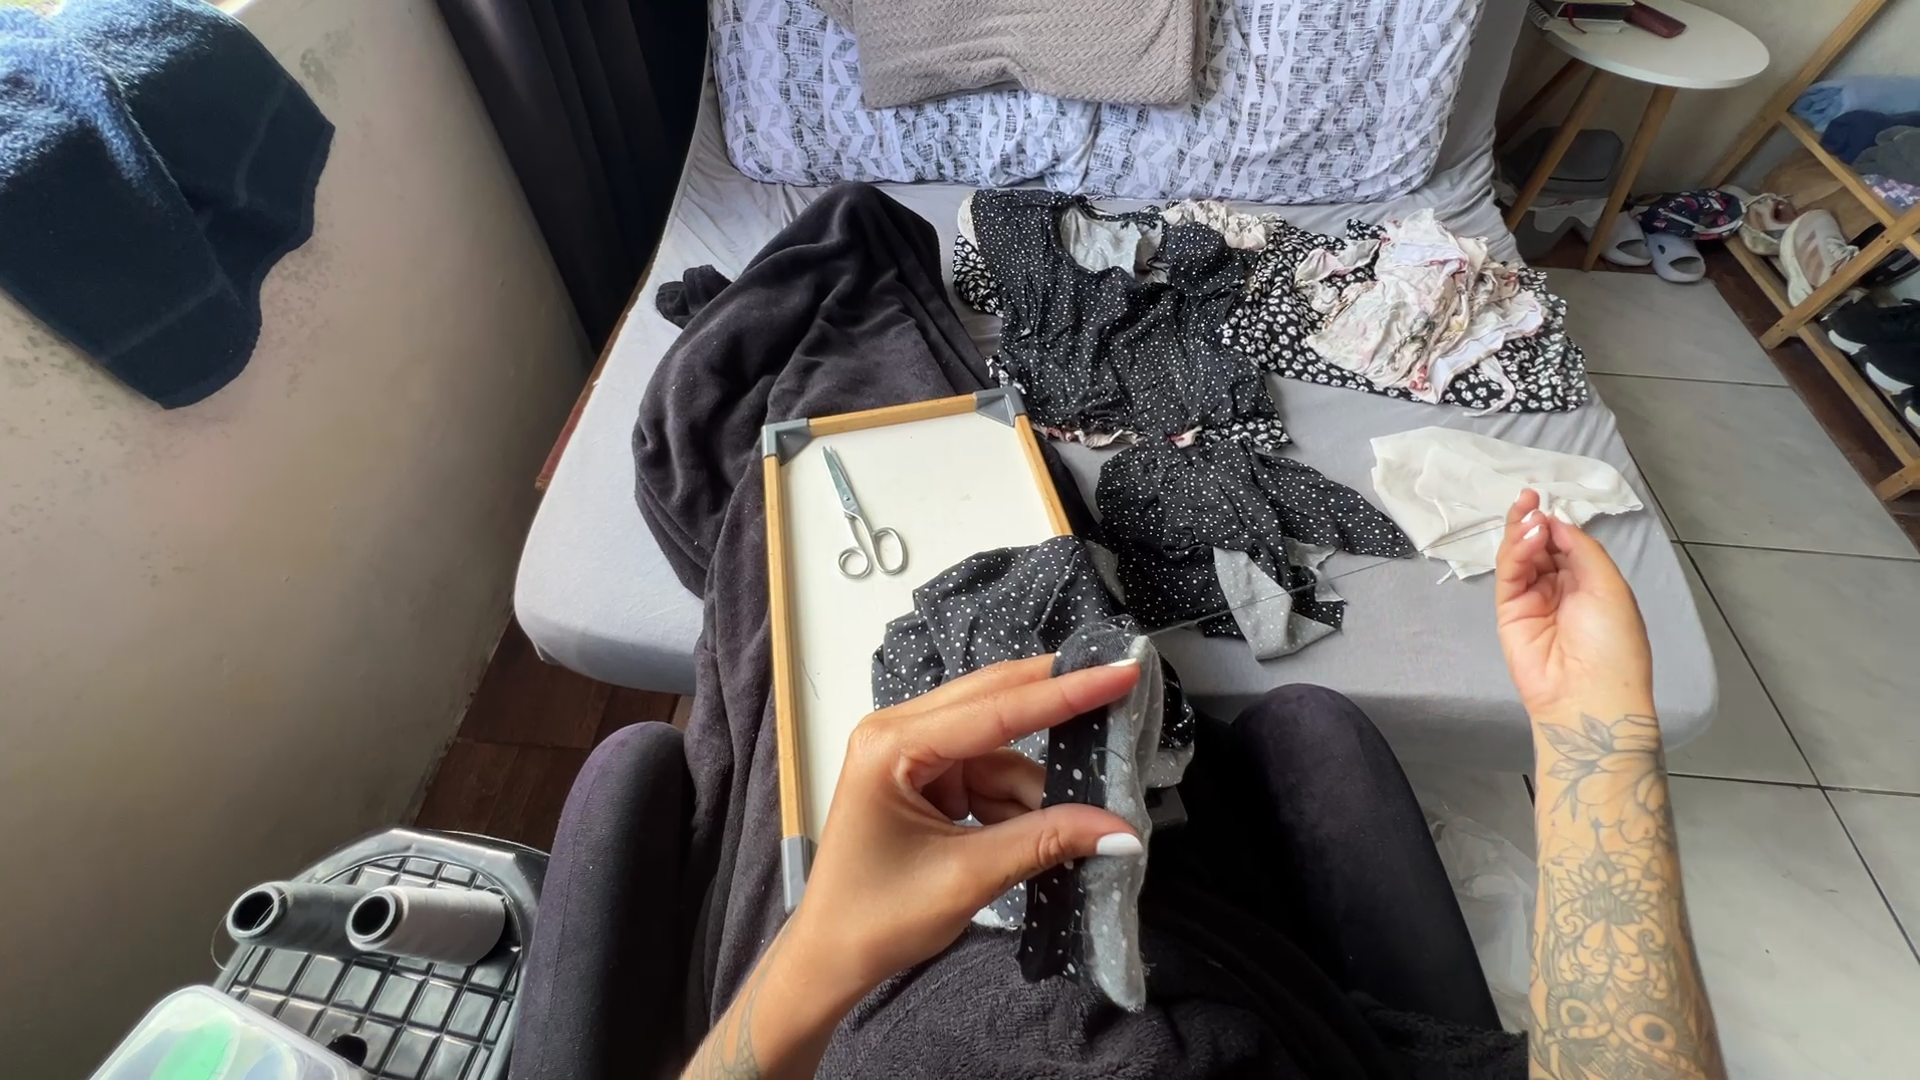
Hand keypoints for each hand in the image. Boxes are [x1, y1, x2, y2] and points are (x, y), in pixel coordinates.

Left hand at [789, 655, 1143, 999]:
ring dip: (1035, 788)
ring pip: (1001, 748)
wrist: (829, 958)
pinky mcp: (928, 773)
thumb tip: (1122, 830)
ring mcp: (913, 750)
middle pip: (995, 704)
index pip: (994, 709)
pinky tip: (1032, 833)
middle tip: (1120, 690)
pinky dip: (1018, 801)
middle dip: (1056, 706)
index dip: (1064, 692)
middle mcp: (899, 730)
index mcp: (892, 744)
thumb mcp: (966, 878)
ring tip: (1071, 829)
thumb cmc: (876, 919)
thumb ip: (1045, 842)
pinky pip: (990, 772)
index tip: (1119, 670)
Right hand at [1493, 489, 1652, 719]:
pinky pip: (1509, 574)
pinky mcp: (1507, 608)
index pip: (1568, 545)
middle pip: (1539, 546)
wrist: (1585, 689)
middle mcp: (1560, 586)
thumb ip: (1582, 551)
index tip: (1550, 503)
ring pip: (1520, 556)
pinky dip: (1515, 553)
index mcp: (1591, 583)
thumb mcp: (1610, 589)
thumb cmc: (1612, 641)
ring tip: (1525, 513)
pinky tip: (1524, 538)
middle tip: (1527, 497)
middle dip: (1532, 521)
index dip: (1558, 524)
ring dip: (1521, 533)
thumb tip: (1554, 522)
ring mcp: (1531, 597)